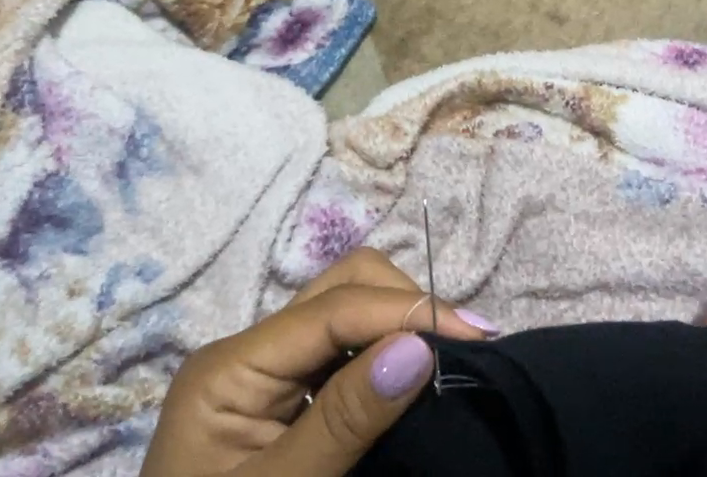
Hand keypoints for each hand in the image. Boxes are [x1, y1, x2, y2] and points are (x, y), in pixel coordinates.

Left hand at [141, 248, 499, 476]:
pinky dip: (387, 352)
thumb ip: (344, 421)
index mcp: (230, 368)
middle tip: (465, 347)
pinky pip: (345, 350)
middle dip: (407, 304)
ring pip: (349, 308)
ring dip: (402, 323)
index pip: (334, 307)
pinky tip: (416, 374)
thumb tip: (420, 346)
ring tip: (451, 358)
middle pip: (342, 285)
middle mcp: (248, 352)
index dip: (408, 311)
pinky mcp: (285, 396)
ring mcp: (266, 372)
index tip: (477, 335)